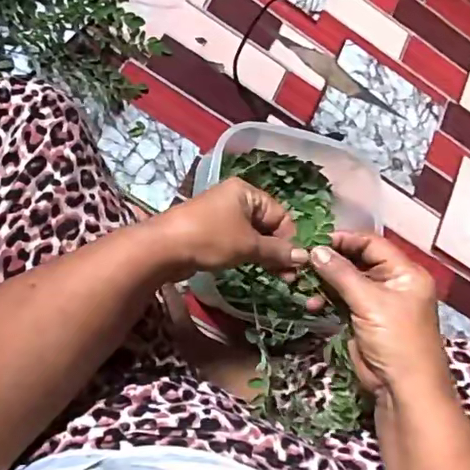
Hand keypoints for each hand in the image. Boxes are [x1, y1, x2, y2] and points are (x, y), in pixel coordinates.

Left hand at [149, 178, 309, 275]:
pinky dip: (246, 254)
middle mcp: (233, 199)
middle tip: (288, 276)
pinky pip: (236, 241)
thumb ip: (277, 251)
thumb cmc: (210, 238)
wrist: (164, 248)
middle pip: (266, 224)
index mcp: (245, 192)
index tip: (295, 264)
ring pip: (251, 235)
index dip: (289, 239)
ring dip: (264, 255)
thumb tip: (305, 256)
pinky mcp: (209, 231)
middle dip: (278, 249)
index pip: (280, 214)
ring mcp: (220, 215)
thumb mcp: (248, 245)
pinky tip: (253, 269)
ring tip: (276, 277)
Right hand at [307, 231, 448, 396]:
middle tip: (302, 260)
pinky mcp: (362, 318)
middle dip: (329, 261)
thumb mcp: (369, 301)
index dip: (344, 240)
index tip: (314, 241)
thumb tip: (315, 250)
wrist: (403, 389)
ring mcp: (377, 301)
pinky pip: (340, 299)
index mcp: (405, 273)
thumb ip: (340, 273)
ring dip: (323, 282)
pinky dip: (325, 299)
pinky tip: (311, 304)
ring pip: (344, 280)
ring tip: (302, 283)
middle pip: (356, 261)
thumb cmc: (396, 339)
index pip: (372, 244)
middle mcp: (392, 283)